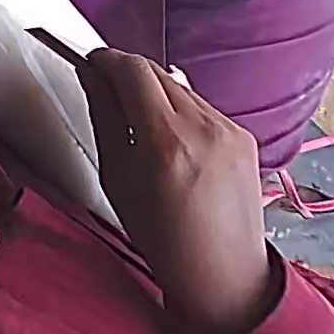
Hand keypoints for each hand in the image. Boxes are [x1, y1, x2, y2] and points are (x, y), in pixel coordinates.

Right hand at [81, 48, 276, 333]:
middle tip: (105, 86)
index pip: (133, 70)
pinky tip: (169, 138)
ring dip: (151, 90)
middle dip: (126, 72)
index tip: (91, 62)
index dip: (106, 59)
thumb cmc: (161, 235)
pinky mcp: (244, 135)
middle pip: (155, 70)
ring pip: (177, 85)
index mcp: (165, 140)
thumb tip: (90, 76)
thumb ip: (104, 117)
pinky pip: (200, 104)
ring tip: (137, 120)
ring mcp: (229, 129)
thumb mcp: (116, 177)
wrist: (223, 273)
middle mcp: (203, 127)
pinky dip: (177, 108)